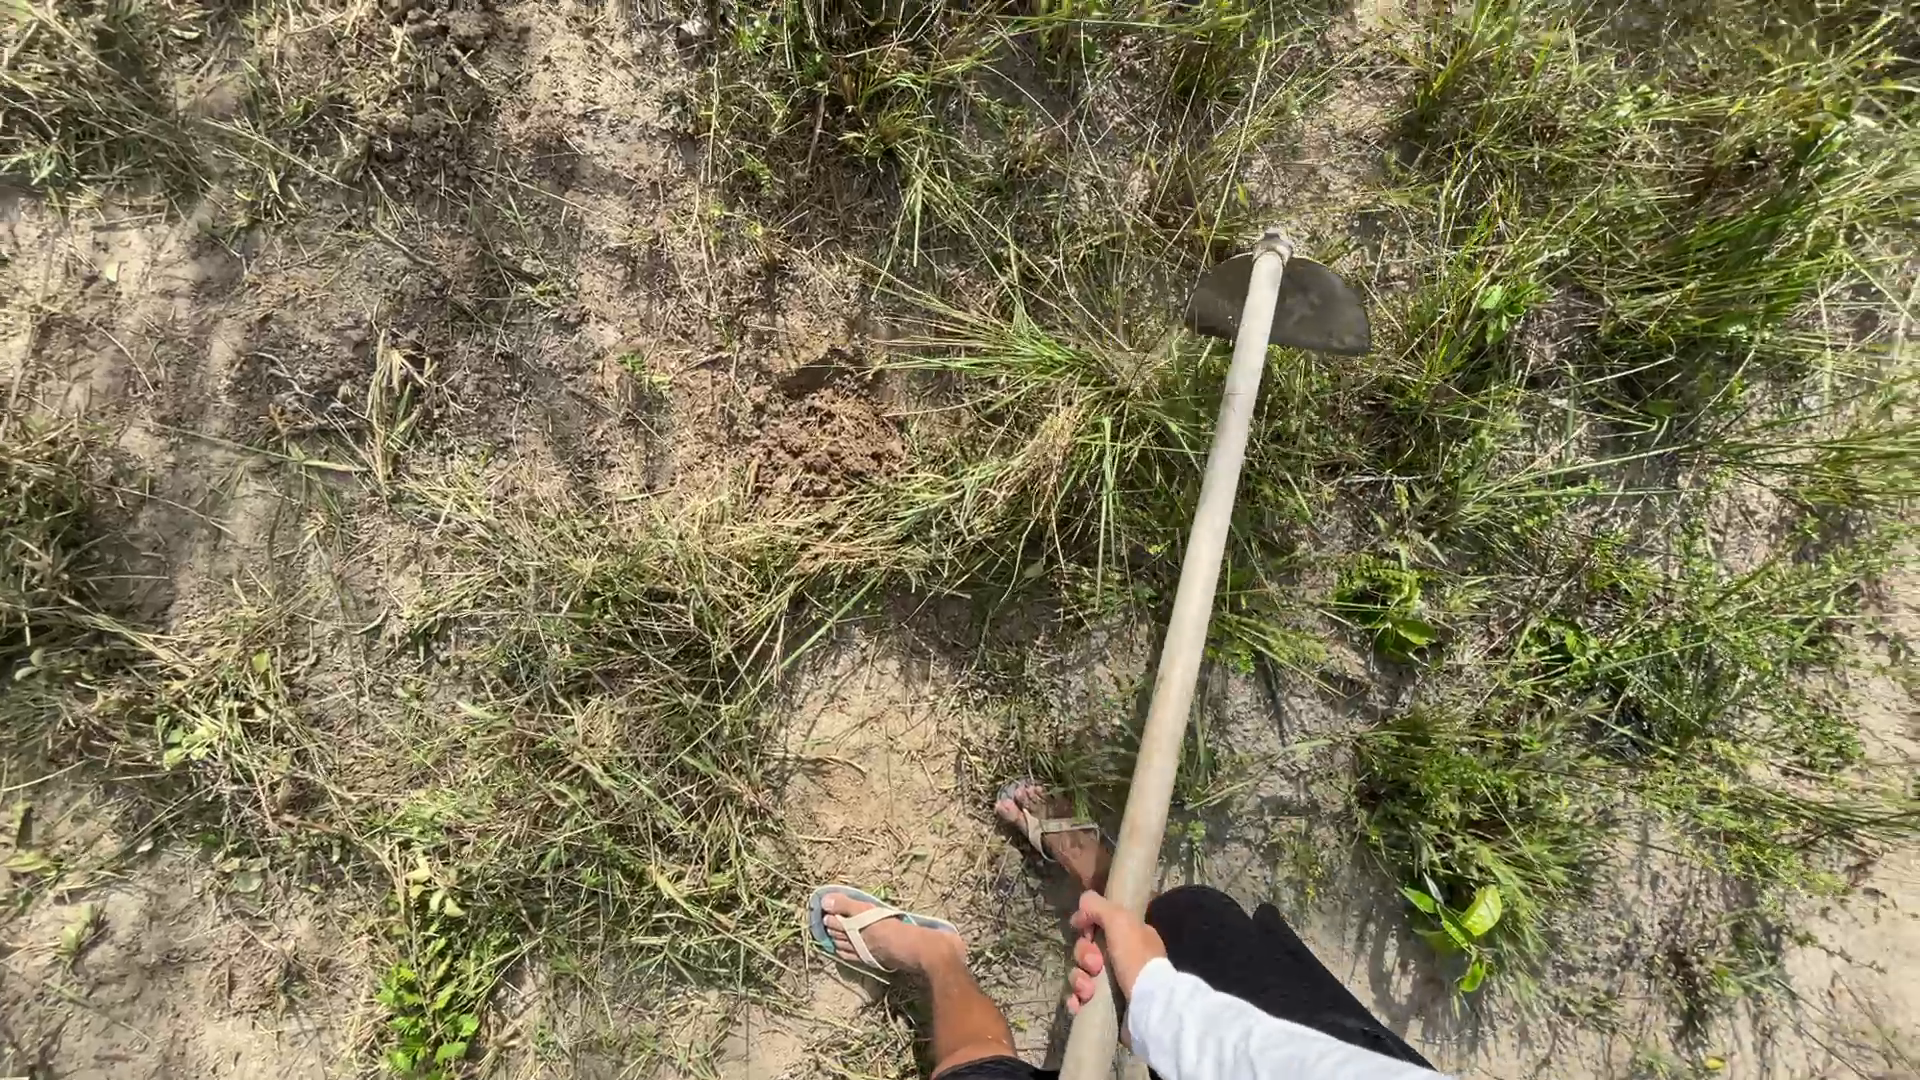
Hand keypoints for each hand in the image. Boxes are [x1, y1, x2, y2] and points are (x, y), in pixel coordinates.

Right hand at [1066, 890, 1166, 1013]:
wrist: (1148, 1007)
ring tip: (1088, 989)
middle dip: (1084, 955)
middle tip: (1095, 964)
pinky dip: (1076, 999)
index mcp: (1131, 936)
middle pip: (1087, 949)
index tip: (1084, 930)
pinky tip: (1079, 1002)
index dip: (1087, 926)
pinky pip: (1080, 998)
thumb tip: (1080, 910)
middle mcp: (1123, 958)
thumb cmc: (1136, 958)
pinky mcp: (1106, 1007)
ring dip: (1079, 979)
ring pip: (1081, 973)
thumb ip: (1097, 905)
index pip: (1100, 924)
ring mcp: (1114, 985)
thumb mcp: (1119, 918)